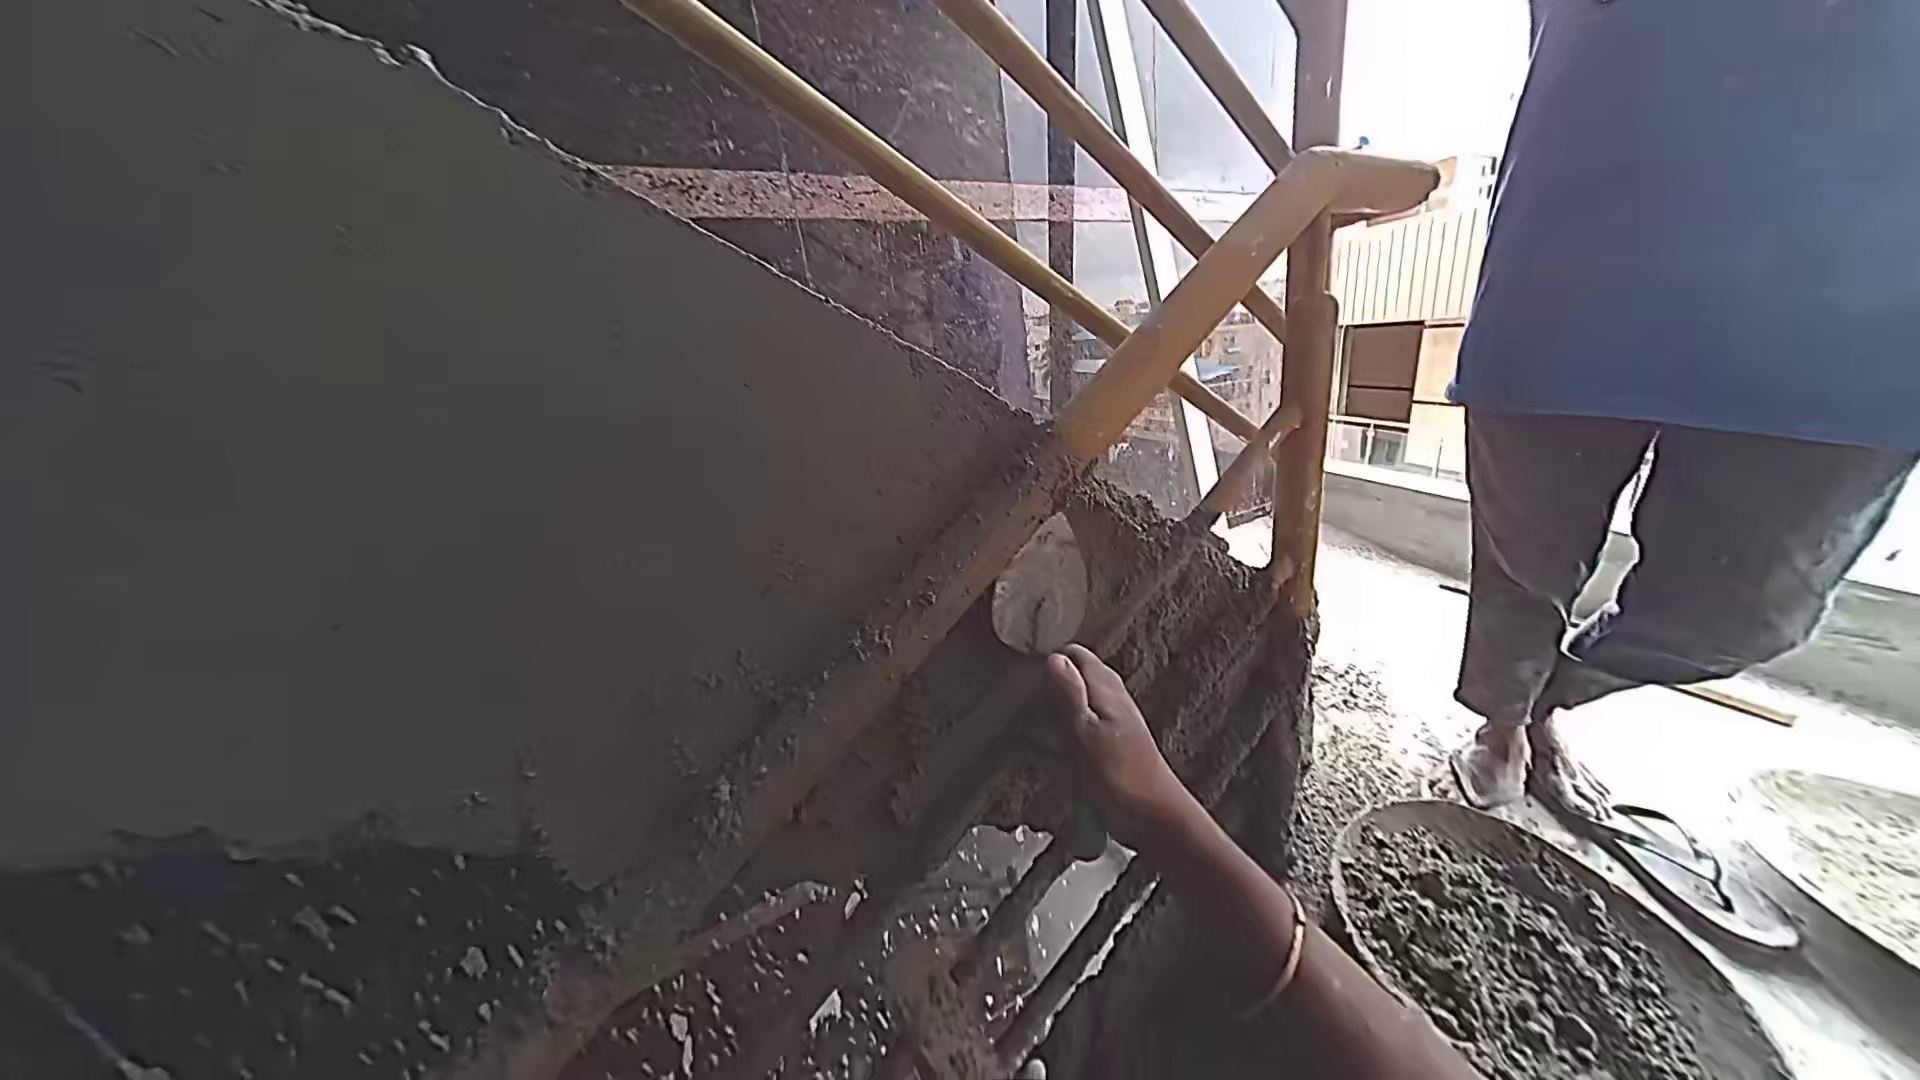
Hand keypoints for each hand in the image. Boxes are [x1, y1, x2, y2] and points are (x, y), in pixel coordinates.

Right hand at [1046, 644, 1204, 851]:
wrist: (1156, 820)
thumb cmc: (1122, 778)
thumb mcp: (1087, 732)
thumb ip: (1071, 694)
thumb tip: (1054, 657)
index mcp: (1106, 688)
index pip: (1075, 654)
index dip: (1049, 660)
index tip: (1026, 678)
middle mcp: (1111, 698)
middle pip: (1073, 677)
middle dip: (1047, 688)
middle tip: (1024, 707)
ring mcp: (1111, 721)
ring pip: (1073, 704)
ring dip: (1051, 714)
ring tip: (1031, 730)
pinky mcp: (1108, 745)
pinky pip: (1076, 731)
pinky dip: (1061, 737)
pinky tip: (1049, 753)